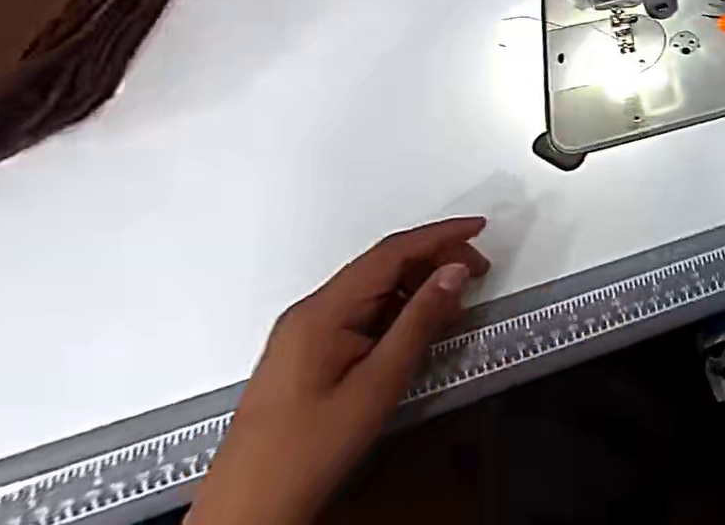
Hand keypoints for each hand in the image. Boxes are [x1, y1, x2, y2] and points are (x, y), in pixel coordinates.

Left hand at [186, 217, 491, 524]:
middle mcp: (312, 311)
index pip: (392, 252)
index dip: (440, 234)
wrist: (247, 513)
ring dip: (420, 287)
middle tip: (477, 271)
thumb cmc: (307, 452)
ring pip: (376, 288)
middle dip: (435, 260)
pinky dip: (400, 310)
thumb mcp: (379, 383)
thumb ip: (420, 320)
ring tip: (455, 306)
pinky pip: (364, 310)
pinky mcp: (311, 350)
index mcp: (323, 311)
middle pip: (384, 265)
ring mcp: (308, 330)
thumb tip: (454, 272)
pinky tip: (421, 328)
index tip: (477, 228)